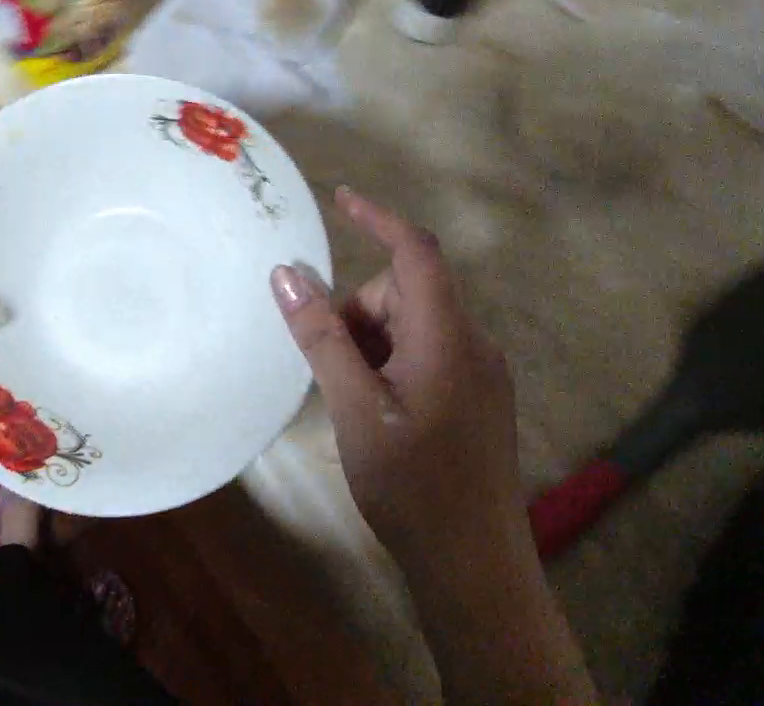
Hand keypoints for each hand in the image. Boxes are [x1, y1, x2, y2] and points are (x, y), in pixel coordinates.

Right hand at [270, 188, 525, 576]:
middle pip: (405, 292)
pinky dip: (388, 360)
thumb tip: (285, 274)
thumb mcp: (353, 407)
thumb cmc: (411, 483)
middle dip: (358, 310)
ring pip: (411, 324)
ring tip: (351, 398)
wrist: (474, 565)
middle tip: (330, 366)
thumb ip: (321, 336)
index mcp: (448, 338)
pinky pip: (424, 352)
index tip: (338, 198)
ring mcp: (478, 373)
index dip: (378, 218)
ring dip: (370, 340)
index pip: (416, 254)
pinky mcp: (474, 398)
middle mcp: (472, 345)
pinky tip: (373, 408)